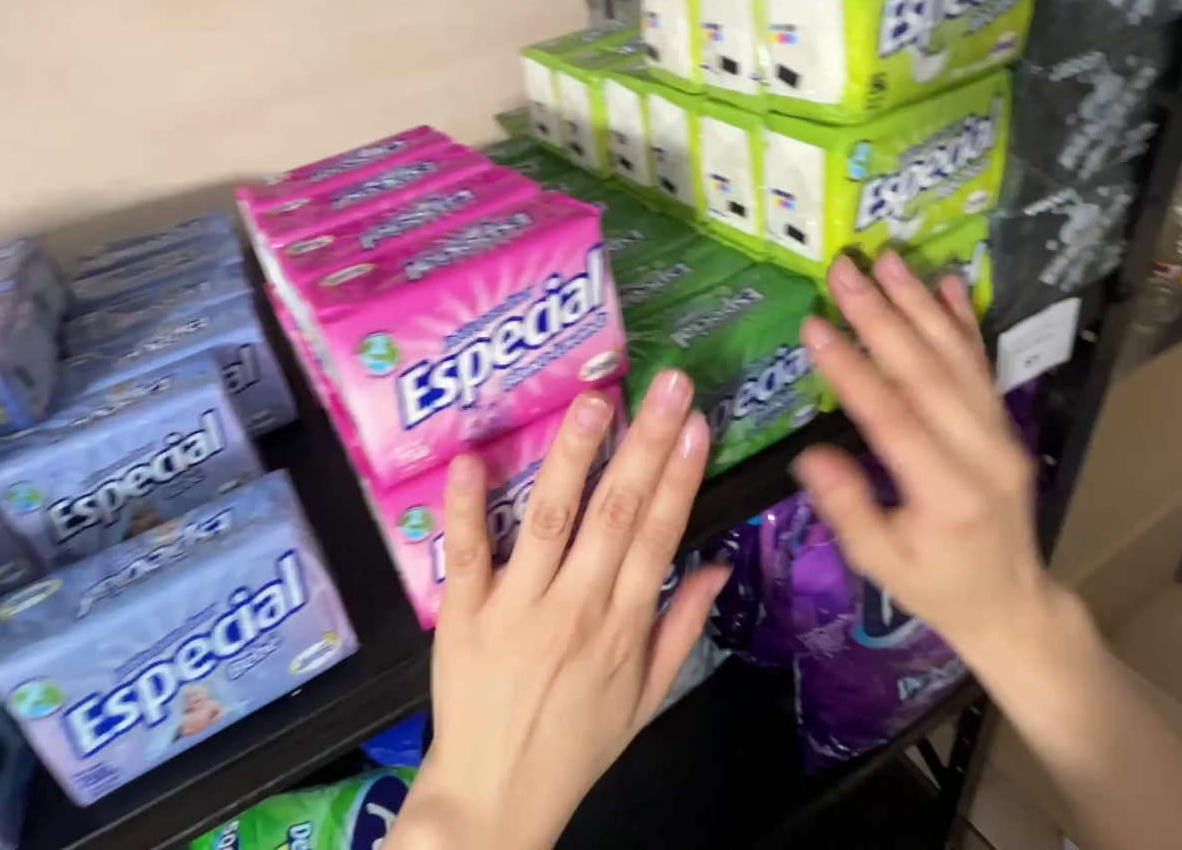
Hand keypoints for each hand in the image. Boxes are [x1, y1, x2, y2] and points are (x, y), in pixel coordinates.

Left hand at [388, 372, 730, 849]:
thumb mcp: (647, 698)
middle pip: (616, 512)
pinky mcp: (463, 612)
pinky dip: (467, 507)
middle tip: (666, 386)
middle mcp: (575, 605)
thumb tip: (719, 566)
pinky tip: (472, 459)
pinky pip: (467, 553)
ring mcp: (516, 606)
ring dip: (574, 458)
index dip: (680, 476)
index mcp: (623, 625)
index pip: (658, 535)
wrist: (497, 797)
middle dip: (646, 444)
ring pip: (551, 519)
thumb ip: (682, 628)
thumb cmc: (576, 743)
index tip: (696, 424)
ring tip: (596, 402)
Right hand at [789, 252, 1063, 663]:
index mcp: (947, 493)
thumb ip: (849, 507)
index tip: (814, 324)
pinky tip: (945, 283)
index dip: (851, 369)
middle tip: (846, 269)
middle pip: (928, 372)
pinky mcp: (1004, 424)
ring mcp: (1000, 433)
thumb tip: (810, 454)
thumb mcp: (879, 563)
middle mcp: (982, 452)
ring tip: (888, 260)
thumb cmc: (935, 586)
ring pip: (957, 358)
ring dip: (919, 304)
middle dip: (882, 314)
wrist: (1013, 603)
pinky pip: (981, 365)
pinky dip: (962, 320)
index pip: (892, 418)